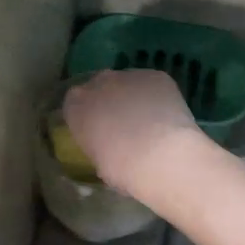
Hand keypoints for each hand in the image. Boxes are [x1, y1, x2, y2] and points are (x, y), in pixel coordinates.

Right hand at [61, 70, 210, 195]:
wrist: (159, 156)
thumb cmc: (122, 169)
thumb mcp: (99, 163)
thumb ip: (99, 146)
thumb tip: (109, 147)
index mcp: (76, 106)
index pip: (75, 104)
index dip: (89, 116)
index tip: (99, 130)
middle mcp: (99, 83)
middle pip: (102, 87)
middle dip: (112, 102)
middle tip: (126, 125)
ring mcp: (129, 76)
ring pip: (130, 84)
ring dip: (136, 98)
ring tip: (151, 122)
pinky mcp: (157, 76)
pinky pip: (155, 85)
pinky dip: (159, 97)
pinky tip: (168, 116)